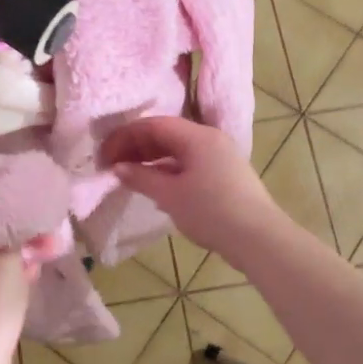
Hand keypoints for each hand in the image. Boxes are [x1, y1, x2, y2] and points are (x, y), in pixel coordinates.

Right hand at [100, 116, 281, 253]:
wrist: (258, 238)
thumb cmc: (211, 211)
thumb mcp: (170, 195)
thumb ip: (141, 177)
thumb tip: (118, 168)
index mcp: (197, 136)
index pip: (153, 125)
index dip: (125, 137)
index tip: (104, 156)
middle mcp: (211, 139)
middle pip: (167, 134)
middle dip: (137, 148)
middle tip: (113, 166)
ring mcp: (222, 157)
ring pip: (179, 150)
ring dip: (152, 160)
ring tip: (130, 177)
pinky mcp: (226, 175)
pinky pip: (191, 164)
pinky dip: (169, 171)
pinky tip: (156, 188)